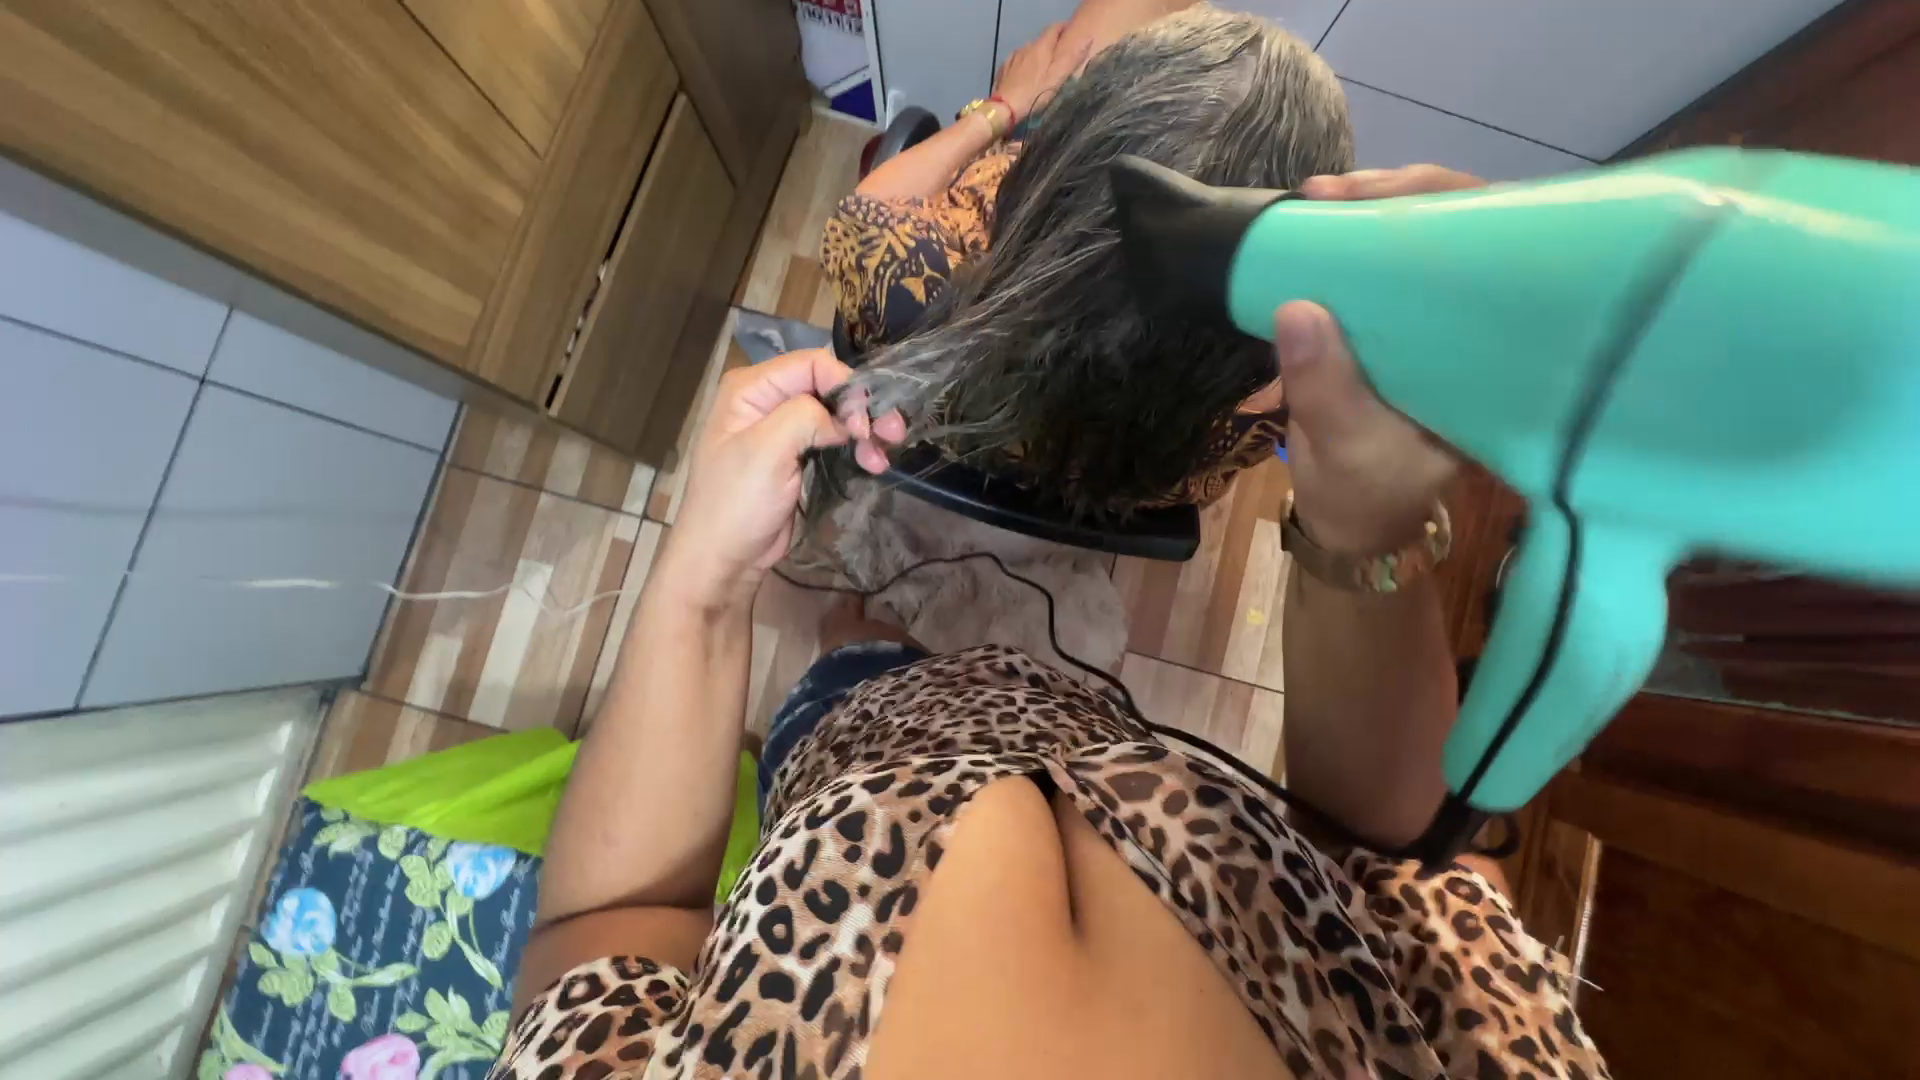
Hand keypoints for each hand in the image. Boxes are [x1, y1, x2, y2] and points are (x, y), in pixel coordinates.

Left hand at [664, 349, 903, 610]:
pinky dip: (857, 449)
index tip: (865, 422)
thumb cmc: (737, 501)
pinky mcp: (798, 458)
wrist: (725, 558)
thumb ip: (807, 416)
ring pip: (837, 415)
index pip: (812, 364)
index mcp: (752, 389)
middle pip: (829, 388)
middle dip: (863, 409)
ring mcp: (784, 431)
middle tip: (894, 433)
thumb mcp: (766, 449)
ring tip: (885, 455)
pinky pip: (835, 440)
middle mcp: (768, 401)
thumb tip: (848, 417)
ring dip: (866, 431)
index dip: (846, 385)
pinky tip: (875, 464)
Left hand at [992, 22, 1092, 121]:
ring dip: (1035, 57)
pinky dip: (1022, 66)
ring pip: (1027, 52)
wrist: (1004, 110)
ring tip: (1040, 71)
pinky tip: (1023, 77)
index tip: (1070, 36)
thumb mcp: (1057, 79)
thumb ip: (1072, 58)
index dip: (1064, 29)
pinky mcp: (1003, 70)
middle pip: (1041, 41)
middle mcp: (1026, 47)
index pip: (1055, 28)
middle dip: (1050, 47)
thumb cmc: (1034, 96)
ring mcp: (1013, 58)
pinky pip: (1015, 62)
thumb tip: (1088, 38)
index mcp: (1041, 47)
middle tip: (1057, 60)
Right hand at [1279, 165, 1483, 552]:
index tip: (1379, 196)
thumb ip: (1322, 388)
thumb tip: (1295, 307)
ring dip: (1365, 219)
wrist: (1349, 521)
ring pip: (1417, 251)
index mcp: (1496, 358)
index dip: (1450, 210)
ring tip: (1315, 202)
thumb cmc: (1360, 494)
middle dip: (1397, 200)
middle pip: (1460, 236)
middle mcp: (1475, 332)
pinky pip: (1377, 279)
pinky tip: (1314, 232)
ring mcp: (1432, 331)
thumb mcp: (1342, 448)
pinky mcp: (1392, 336)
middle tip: (1329, 193)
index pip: (1500, 254)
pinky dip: (1344, 251)